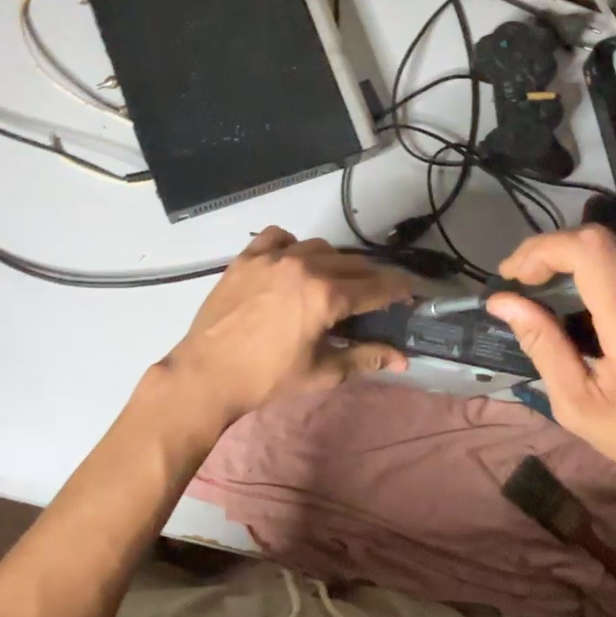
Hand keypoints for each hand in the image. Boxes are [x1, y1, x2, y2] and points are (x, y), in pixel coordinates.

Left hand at [161, 227, 411, 422]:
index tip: (409, 294)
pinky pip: (279, 237)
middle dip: (372, 279)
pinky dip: (294, 246)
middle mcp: (304, 266)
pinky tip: (294, 263)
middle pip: (353, 264)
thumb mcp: (321, 372)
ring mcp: (273, 257)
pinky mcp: (247, 258)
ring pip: (320, 248)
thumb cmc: (267, 379)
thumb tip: (402, 360)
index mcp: (327, 295)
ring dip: (336, 263)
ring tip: (336, 282)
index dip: (399, 290)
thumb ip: (365, 358)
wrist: (206, 374)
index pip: (377, 286)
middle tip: (377, 295)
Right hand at [484, 225, 615, 512]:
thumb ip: (544, 348)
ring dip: (580, 266)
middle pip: (604, 243)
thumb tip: (504, 303)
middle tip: (524, 283)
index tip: (514, 274)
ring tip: (553, 298)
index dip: (544, 249)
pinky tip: (595, 313)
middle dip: (554, 252)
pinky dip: (608, 280)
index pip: (591, 251)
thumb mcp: (583, 409)